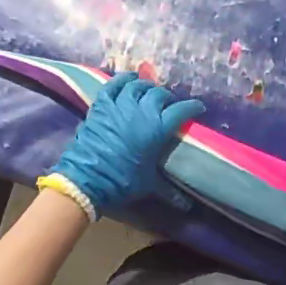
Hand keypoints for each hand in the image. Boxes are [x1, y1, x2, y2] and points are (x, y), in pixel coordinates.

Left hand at [48, 74, 204, 218]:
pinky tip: (127, 79)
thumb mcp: (150, 185)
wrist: (88, 178)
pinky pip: (113, 85)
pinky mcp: (101, 105)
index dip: (192, 107)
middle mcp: (142, 111)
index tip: (197, 108)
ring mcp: (120, 105)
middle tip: (168, 103)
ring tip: (149, 89)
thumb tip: (187, 205)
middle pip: (159, 93)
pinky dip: (121, 80)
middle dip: (167, 97)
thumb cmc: (123, 181)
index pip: (182, 110)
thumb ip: (170, 191)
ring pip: (137, 85)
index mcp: (158, 128)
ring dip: (146, 86)